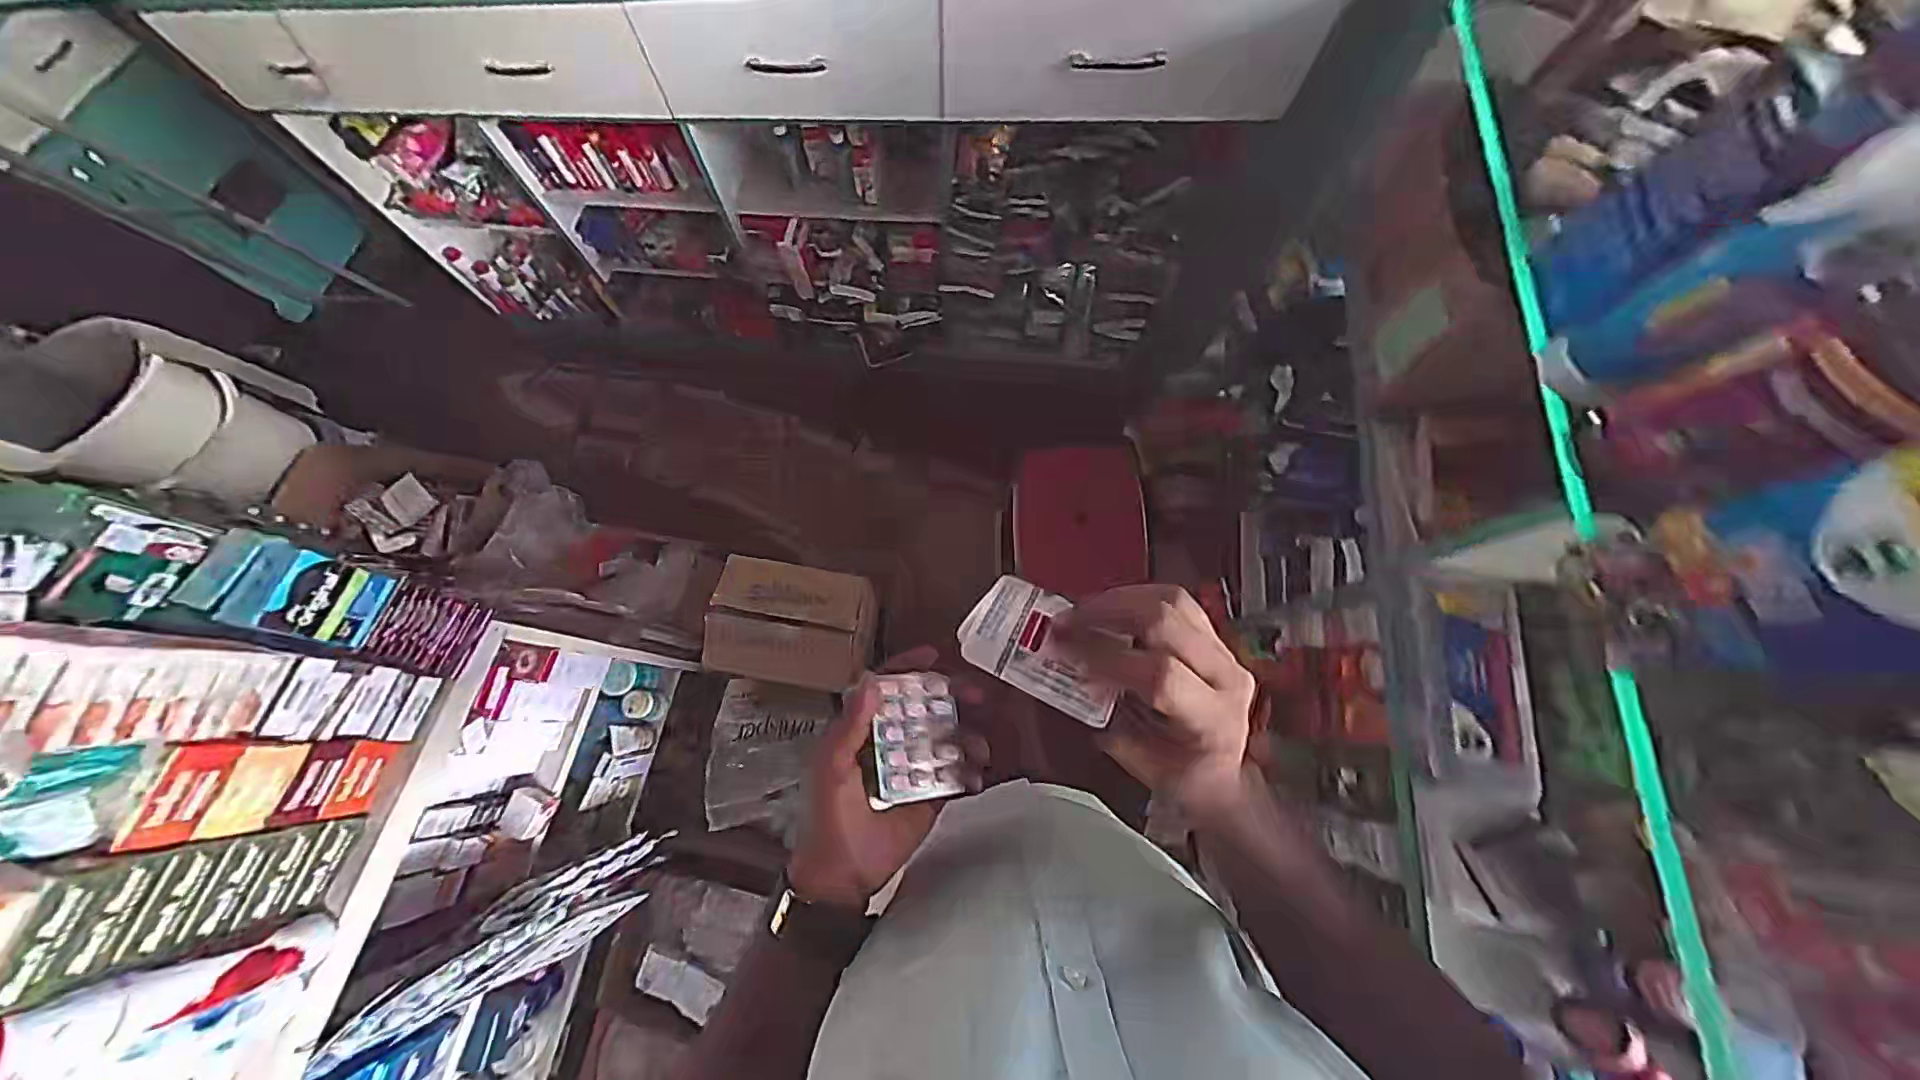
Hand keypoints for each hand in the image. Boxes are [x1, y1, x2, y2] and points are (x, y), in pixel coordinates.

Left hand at [787, 647, 983, 910]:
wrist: (842, 879)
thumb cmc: (829, 820)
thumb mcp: (834, 769)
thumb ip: (851, 727)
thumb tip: (872, 681)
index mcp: (864, 731)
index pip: (888, 689)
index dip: (909, 668)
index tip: (934, 655)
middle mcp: (891, 742)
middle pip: (925, 708)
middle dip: (953, 697)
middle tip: (977, 695)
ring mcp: (913, 768)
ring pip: (946, 738)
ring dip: (968, 735)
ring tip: (981, 745)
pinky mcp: (930, 795)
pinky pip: (955, 775)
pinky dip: (970, 771)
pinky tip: (976, 775)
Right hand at [1057, 585, 1257, 818]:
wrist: (1225, 774)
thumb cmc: (1183, 778)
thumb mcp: (1141, 765)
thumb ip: (1109, 721)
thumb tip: (1073, 677)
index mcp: (1212, 719)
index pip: (1160, 674)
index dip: (1107, 659)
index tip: (1067, 654)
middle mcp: (1225, 677)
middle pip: (1165, 623)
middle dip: (1106, 616)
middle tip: (1066, 623)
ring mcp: (1224, 651)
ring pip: (1172, 601)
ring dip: (1118, 599)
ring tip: (1081, 610)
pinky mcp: (1214, 635)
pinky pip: (1175, 599)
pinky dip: (1135, 597)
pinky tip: (1107, 606)